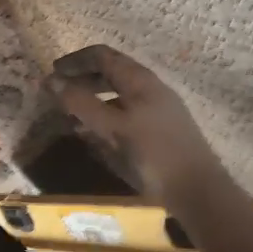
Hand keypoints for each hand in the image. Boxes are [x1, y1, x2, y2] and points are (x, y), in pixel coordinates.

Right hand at [49, 45, 229, 206]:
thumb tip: (49, 81)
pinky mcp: (163, 132)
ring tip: (73, 119)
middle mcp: (151, 89)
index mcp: (140, 80)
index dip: (74, 60)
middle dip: (82, 81)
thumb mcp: (112, 127)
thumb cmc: (154, 154)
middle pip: (110, 73)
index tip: (53, 73)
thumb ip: (80, 103)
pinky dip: (107, 119)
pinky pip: (127, 115)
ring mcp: (160, 110)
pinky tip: (97, 138)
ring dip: (93, 102)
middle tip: (60, 93)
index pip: (101, 55)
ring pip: (118, 96)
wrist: (202, 196)